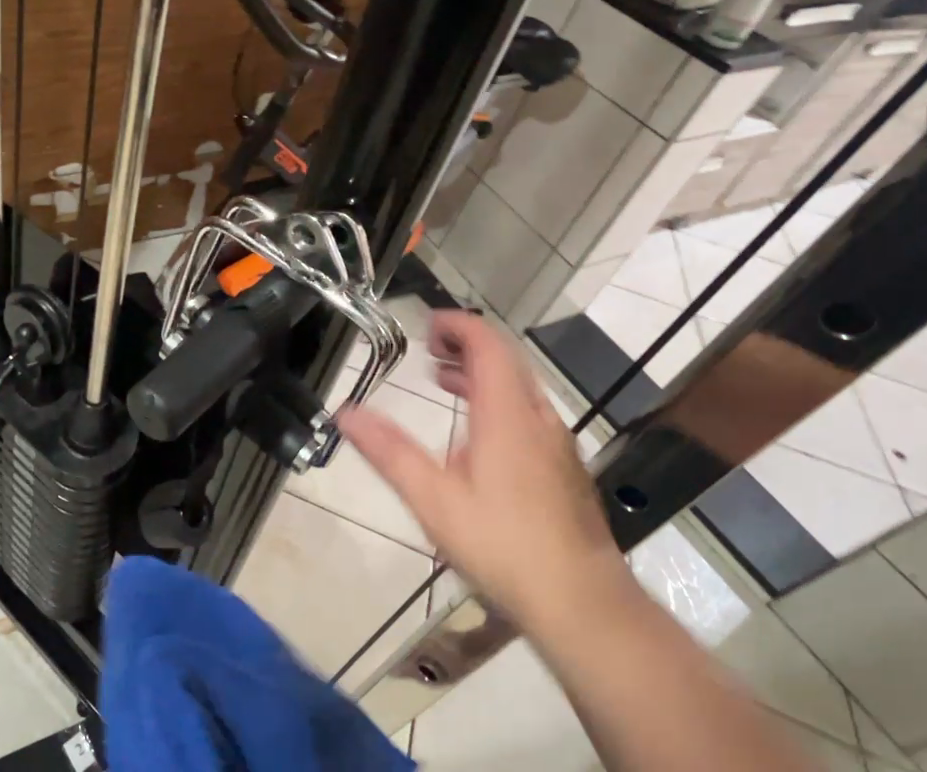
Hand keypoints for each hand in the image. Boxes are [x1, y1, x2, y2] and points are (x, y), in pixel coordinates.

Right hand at [336, 311, 626, 629]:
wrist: (581, 601)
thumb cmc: (501, 544)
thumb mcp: (432, 499)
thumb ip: (389, 452)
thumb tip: (345, 413)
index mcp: (506, 414)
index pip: (487, 344)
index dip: (458, 326)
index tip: (425, 327)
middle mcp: (538, 419)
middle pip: (506, 361)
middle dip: (467, 347)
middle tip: (429, 353)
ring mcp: (557, 445)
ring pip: (521, 389)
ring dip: (483, 376)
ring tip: (447, 384)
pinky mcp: (565, 470)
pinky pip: (530, 415)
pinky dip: (499, 403)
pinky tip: (479, 441)